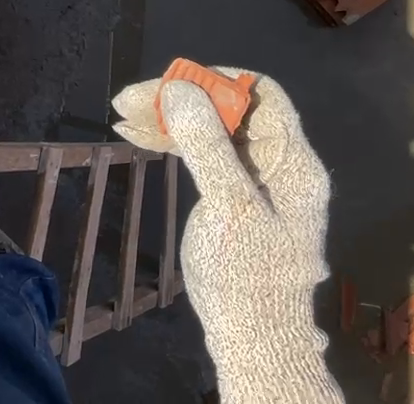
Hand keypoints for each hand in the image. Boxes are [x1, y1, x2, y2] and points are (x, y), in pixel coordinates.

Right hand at [112, 69, 343, 403]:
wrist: (251, 334)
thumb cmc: (247, 272)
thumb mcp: (228, 205)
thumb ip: (207, 145)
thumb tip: (178, 88)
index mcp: (291, 161)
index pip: (261, 93)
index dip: (216, 80)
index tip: (170, 84)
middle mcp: (276, 161)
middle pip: (226, 107)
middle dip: (178, 97)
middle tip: (128, 100)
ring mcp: (252, 176)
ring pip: (208, 126)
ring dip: (166, 116)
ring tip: (122, 116)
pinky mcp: (230, 191)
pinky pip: (200, 149)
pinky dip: (169, 139)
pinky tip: (135, 136)